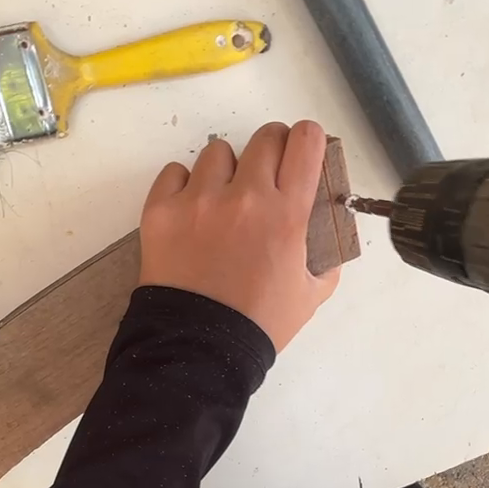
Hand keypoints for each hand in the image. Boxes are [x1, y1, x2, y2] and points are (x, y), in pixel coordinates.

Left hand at [139, 121, 341, 350]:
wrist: (200, 350)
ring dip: (224, 172)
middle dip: (271, 152)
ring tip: (220, 205)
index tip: (301, 156)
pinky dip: (182, 186)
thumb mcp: (310, 296)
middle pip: (265, 137)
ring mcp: (199, 201)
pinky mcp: (161, 211)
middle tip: (263, 181)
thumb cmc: (258, 325)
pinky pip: (173, 172)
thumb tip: (327, 239)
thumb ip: (326, 260)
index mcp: (287, 214)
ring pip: (217, 152)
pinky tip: (189, 214)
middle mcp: (245, 197)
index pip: (306, 140)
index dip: (306, 142)